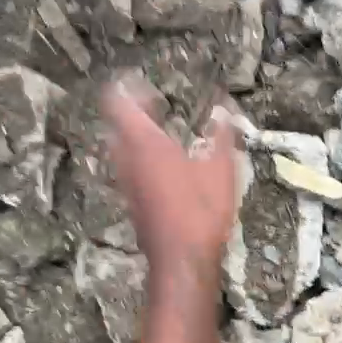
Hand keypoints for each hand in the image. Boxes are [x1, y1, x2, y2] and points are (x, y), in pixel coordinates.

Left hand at [101, 71, 240, 279]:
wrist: (182, 261)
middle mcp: (126, 159)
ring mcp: (126, 183)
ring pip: (122, 149)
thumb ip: (221, 135)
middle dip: (134, 112)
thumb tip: (224, 108)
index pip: (118, 101)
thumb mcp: (221, 170)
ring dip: (137, 138)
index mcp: (144, 143)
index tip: (143, 81)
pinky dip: (142, 160)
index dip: (127, 87)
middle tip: (156, 106)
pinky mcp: (132, 202)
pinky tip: (167, 169)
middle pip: (117, 124)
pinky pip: (130, 170)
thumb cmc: (201, 211)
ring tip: (163, 135)